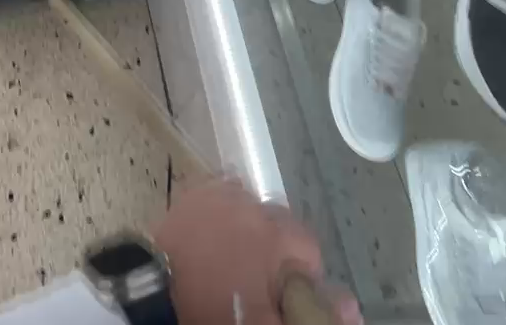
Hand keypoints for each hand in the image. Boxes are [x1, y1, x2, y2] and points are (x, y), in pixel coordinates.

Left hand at [148, 179, 361, 324]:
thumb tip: (351, 306)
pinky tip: (217, 236)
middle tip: (260, 282)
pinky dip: (225, 210)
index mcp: (272, 234)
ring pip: (249, 206)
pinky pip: (219, 192)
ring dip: (251, 228)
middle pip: (279, 221)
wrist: (153, 300)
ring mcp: (214, 193)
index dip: (304, 276)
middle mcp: (246, 203)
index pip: (308, 246)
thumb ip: (316, 317)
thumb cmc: (217, 314)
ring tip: (237, 260)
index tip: (287, 297)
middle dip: (278, 249)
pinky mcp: (189, 194)